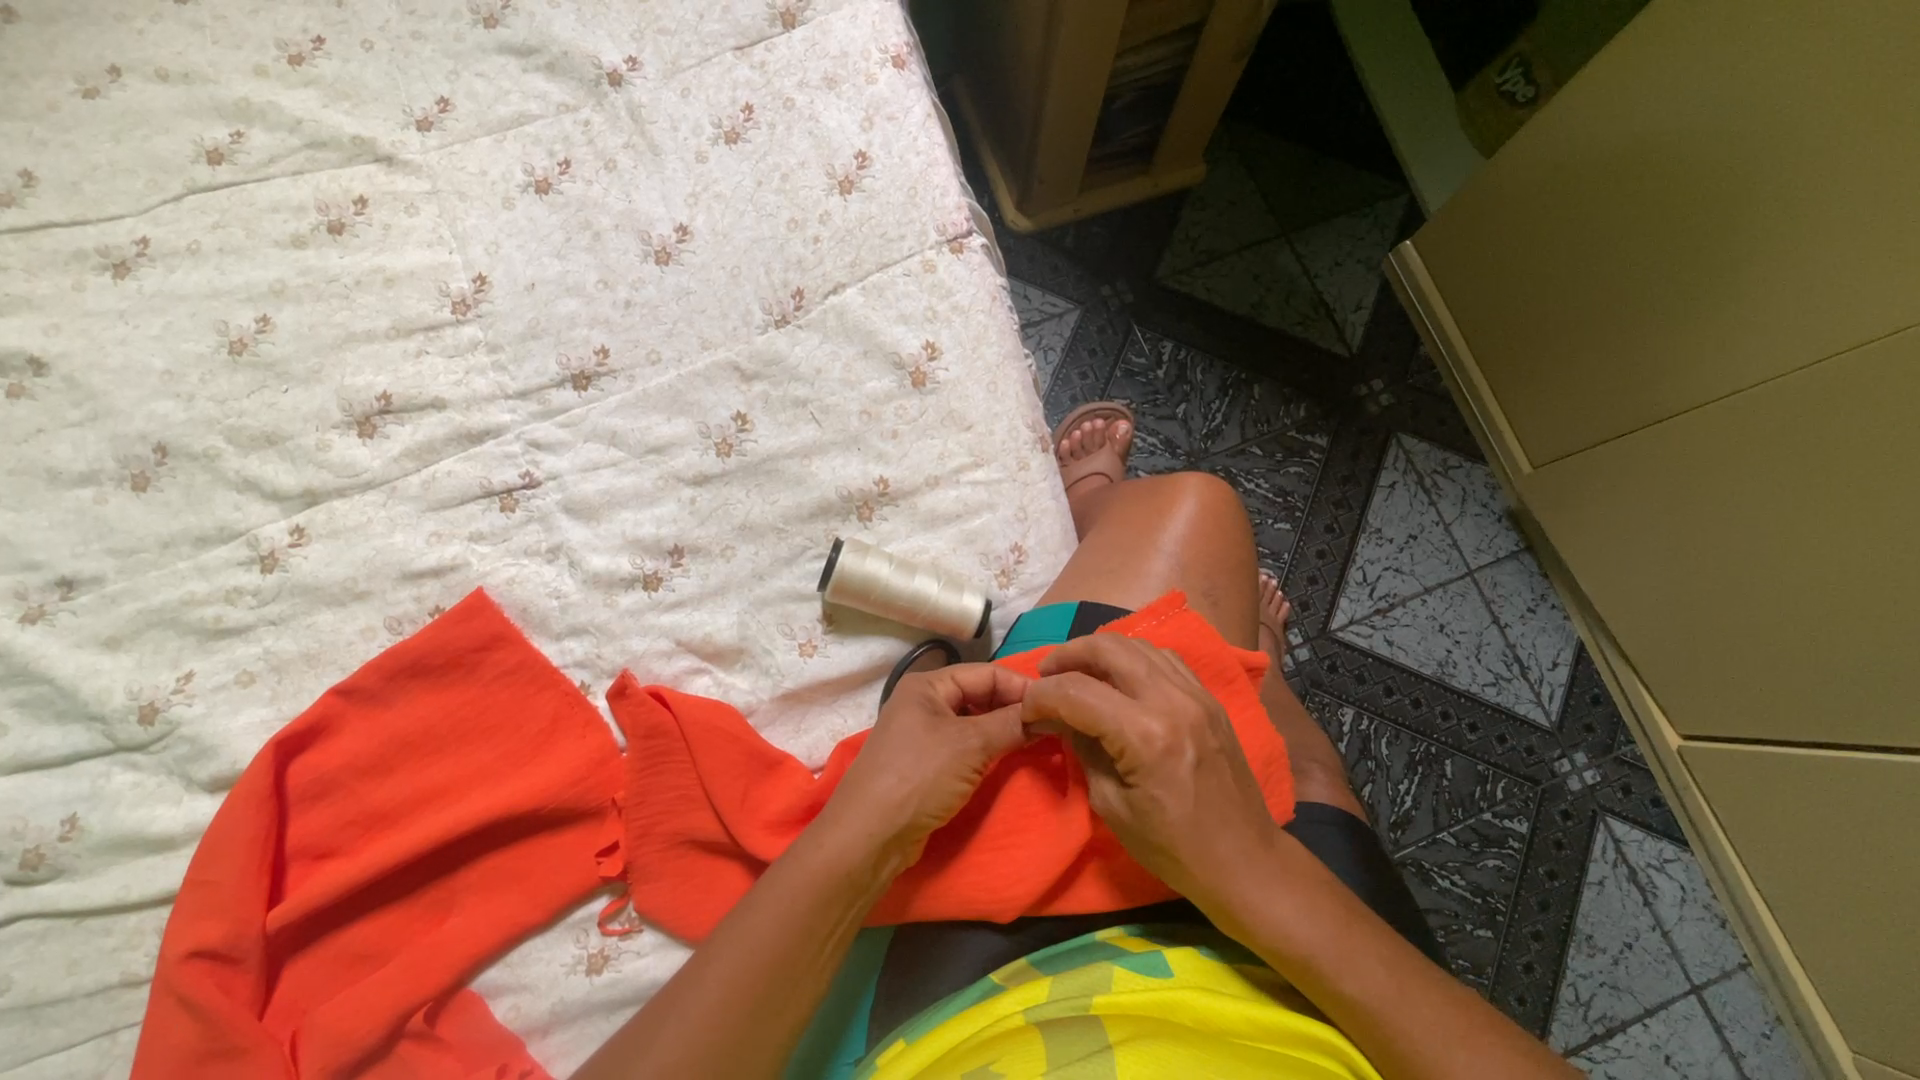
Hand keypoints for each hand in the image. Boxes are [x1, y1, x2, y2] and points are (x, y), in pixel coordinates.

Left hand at [818, 663, 1033, 869]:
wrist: (872, 835)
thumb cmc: (920, 777)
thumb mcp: (972, 745)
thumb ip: (1012, 723)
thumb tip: (1049, 712)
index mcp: (928, 685)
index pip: (987, 673)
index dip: (1021, 687)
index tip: (1057, 706)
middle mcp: (923, 702)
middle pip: (980, 695)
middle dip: (1014, 709)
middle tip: (1052, 726)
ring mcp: (923, 734)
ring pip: (974, 722)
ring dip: (1003, 731)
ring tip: (1039, 742)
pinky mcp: (926, 764)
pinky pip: (965, 747)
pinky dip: (988, 750)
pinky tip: (1010, 760)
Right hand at [1021, 635, 1282, 915]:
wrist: (1243, 859)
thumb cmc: (1171, 846)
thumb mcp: (1111, 804)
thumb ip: (1082, 748)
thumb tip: (1053, 717)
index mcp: (1145, 735)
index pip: (1076, 692)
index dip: (1041, 696)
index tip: (1025, 709)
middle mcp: (1172, 701)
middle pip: (1108, 649)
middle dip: (1067, 656)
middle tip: (1044, 675)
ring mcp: (1196, 695)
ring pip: (1138, 646)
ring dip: (1100, 652)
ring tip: (1076, 672)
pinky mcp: (1209, 698)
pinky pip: (1165, 659)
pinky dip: (1133, 658)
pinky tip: (1118, 678)